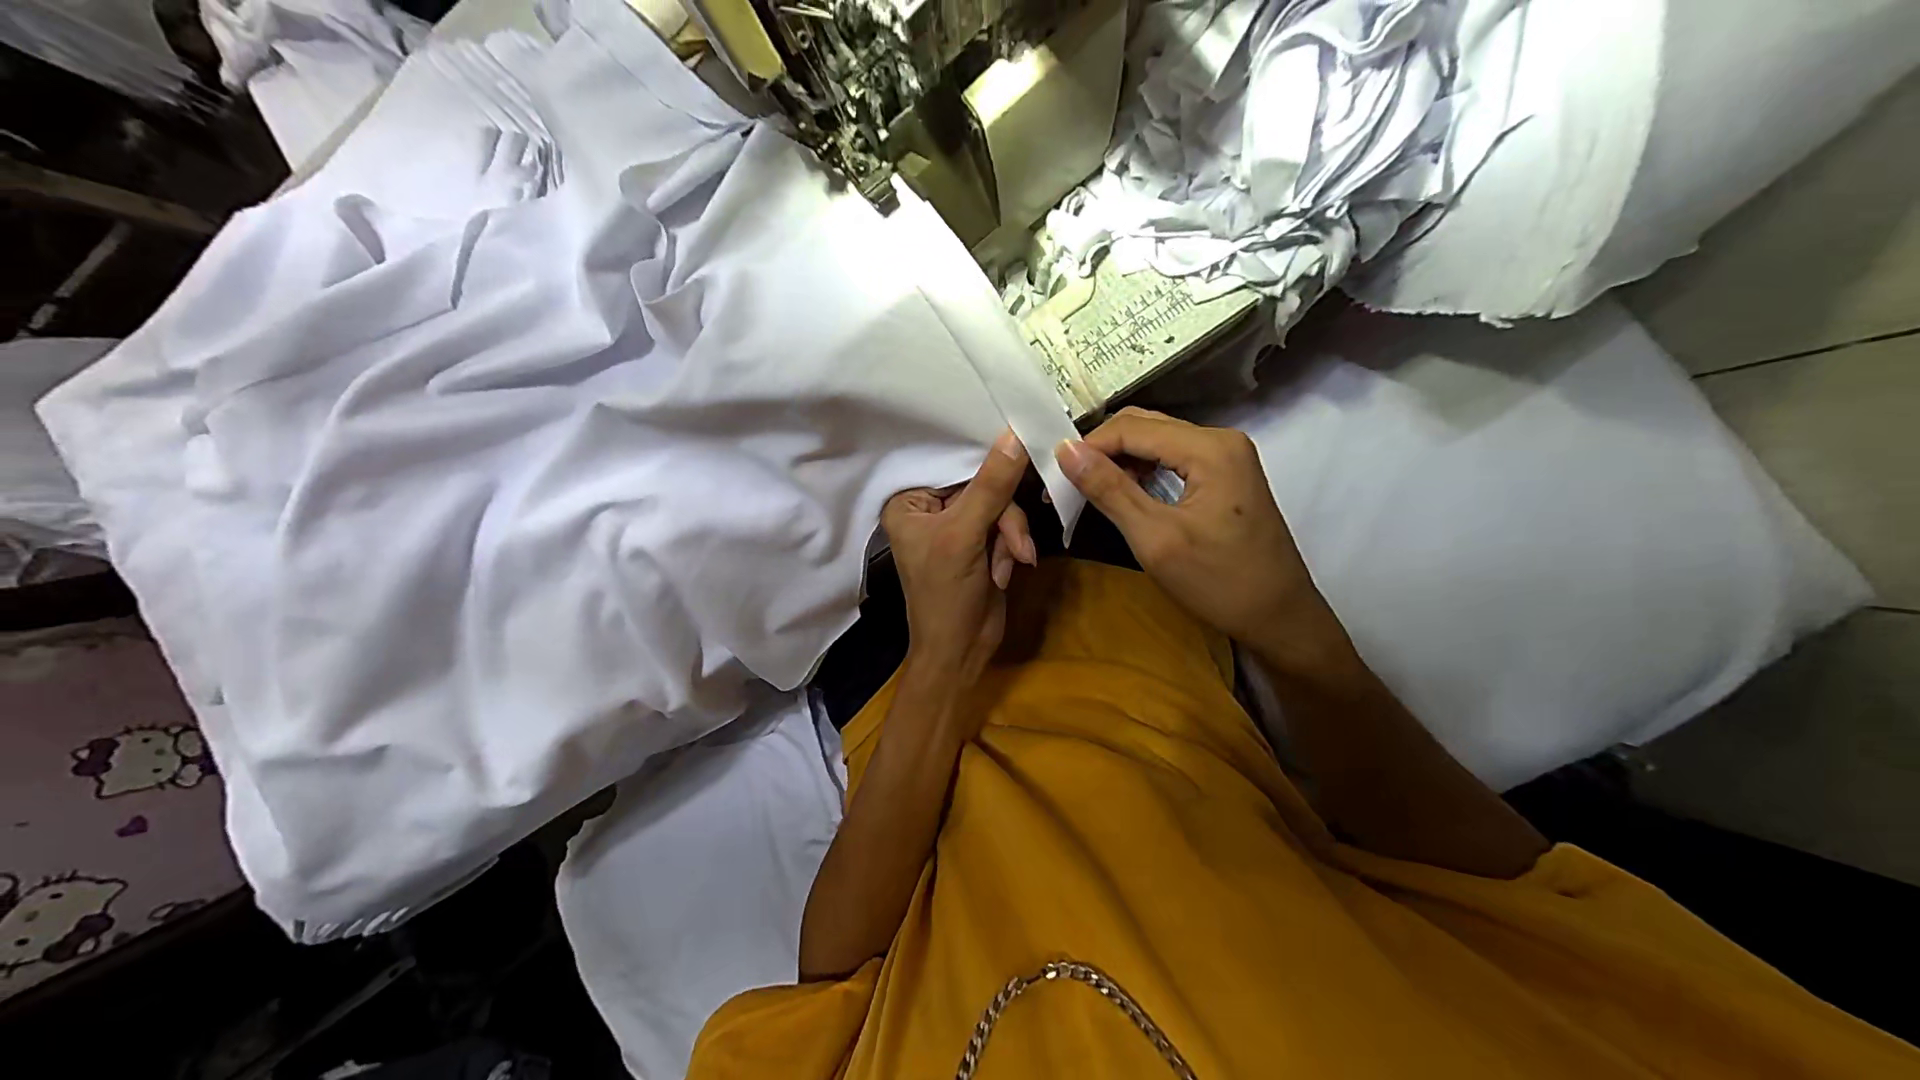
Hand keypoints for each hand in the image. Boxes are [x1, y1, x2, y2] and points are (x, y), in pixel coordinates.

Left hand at [882, 430, 1037, 688]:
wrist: (962, 652)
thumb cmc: (946, 596)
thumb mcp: (966, 536)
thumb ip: (991, 487)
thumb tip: (1015, 435)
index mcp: (908, 501)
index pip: (950, 462)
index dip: (985, 461)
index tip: (1021, 452)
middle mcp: (929, 507)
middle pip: (983, 484)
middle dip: (1003, 518)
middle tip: (1016, 545)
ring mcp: (956, 525)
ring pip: (1000, 505)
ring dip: (1011, 535)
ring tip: (1013, 562)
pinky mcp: (980, 540)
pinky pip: (1007, 524)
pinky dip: (1012, 546)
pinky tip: (1007, 570)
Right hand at [1056, 408, 1352, 675]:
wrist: (1280, 618)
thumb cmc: (1220, 583)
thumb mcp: (1155, 539)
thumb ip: (1109, 490)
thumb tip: (1065, 450)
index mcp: (1209, 448)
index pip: (1132, 428)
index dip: (1088, 447)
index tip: (1053, 475)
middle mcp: (1221, 439)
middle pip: (1145, 426)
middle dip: (1101, 450)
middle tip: (1066, 482)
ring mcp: (1227, 455)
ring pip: (1157, 441)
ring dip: (1120, 459)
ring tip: (1088, 489)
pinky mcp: (1226, 473)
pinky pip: (1173, 458)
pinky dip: (1143, 470)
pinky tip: (1124, 491)